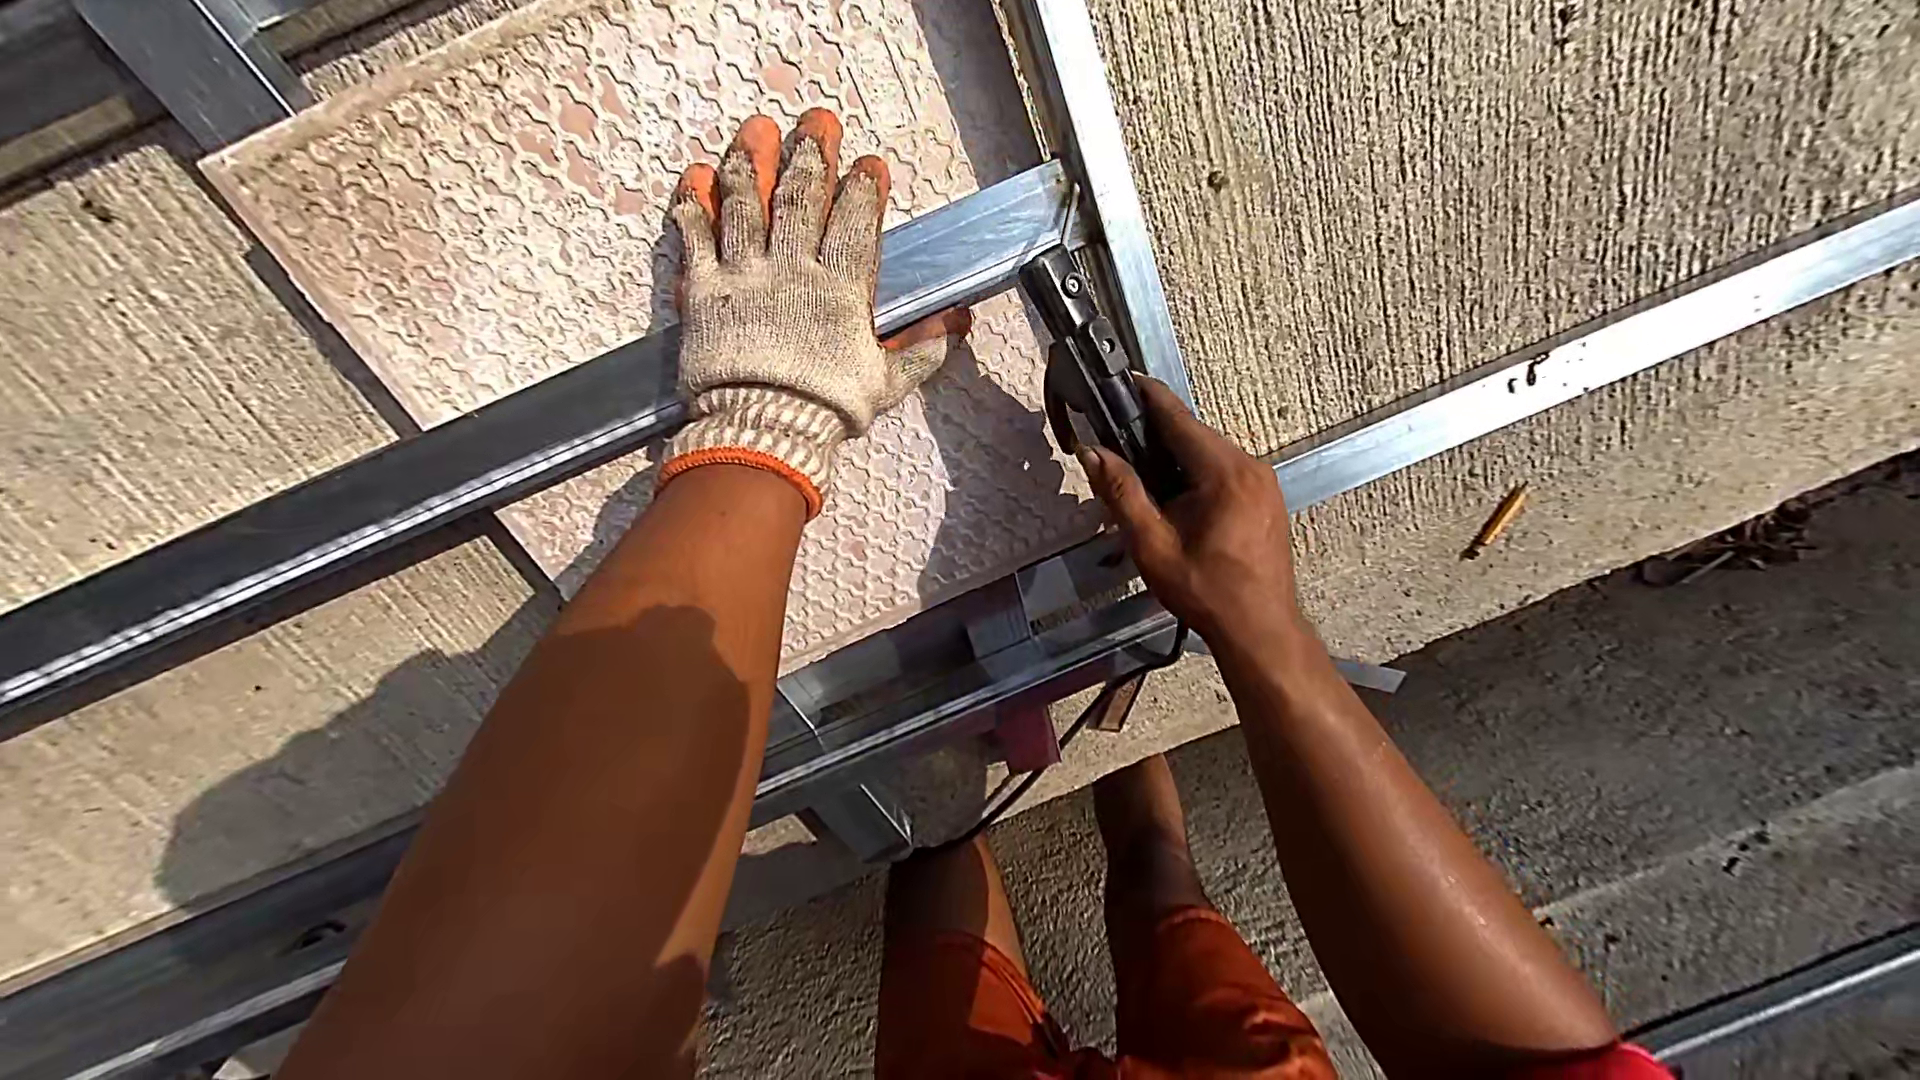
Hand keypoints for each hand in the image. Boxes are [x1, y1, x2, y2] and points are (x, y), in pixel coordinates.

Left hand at [658, 109, 969, 516]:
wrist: (766, 427)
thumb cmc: (827, 407)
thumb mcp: (888, 383)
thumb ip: (923, 348)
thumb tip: (959, 321)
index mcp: (838, 291)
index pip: (854, 225)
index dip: (863, 190)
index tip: (868, 164)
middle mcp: (791, 271)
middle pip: (800, 200)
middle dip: (811, 155)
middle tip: (816, 121)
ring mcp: (744, 277)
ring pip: (745, 205)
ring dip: (750, 162)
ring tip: (756, 130)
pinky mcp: (703, 292)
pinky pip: (694, 238)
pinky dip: (693, 205)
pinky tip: (695, 177)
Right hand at [1077, 379, 1310, 651]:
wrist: (1258, 627)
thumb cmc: (1208, 592)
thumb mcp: (1152, 545)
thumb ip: (1122, 494)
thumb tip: (1094, 454)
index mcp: (1225, 473)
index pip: (1179, 418)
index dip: (1147, 396)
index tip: (1124, 380)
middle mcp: (1250, 468)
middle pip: (1191, 434)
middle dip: (1152, 434)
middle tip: (1116, 442)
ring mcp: (1261, 481)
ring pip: (1206, 452)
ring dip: (1171, 456)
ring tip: (1137, 474)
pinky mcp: (1263, 496)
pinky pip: (1221, 469)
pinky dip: (1191, 472)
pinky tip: (1171, 495)